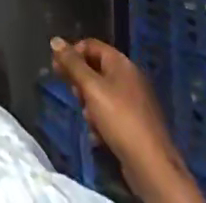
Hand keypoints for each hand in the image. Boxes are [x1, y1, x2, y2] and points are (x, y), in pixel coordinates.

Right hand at [52, 38, 201, 202]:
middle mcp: (129, 77)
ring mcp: (134, 101)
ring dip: (89, 106)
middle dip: (81, 83)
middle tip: (76, 97)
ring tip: (90, 120)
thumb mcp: (91, 88)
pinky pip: (110, 113)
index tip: (56, 69)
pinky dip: (101, 121)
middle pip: (94, 69)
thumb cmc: (119, 118)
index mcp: (121, 63)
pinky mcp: (135, 122)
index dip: (71, 53)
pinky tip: (98, 135)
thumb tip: (55, 40)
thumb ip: (72, 64)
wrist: (151, 164)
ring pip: (100, 94)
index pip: (90, 45)